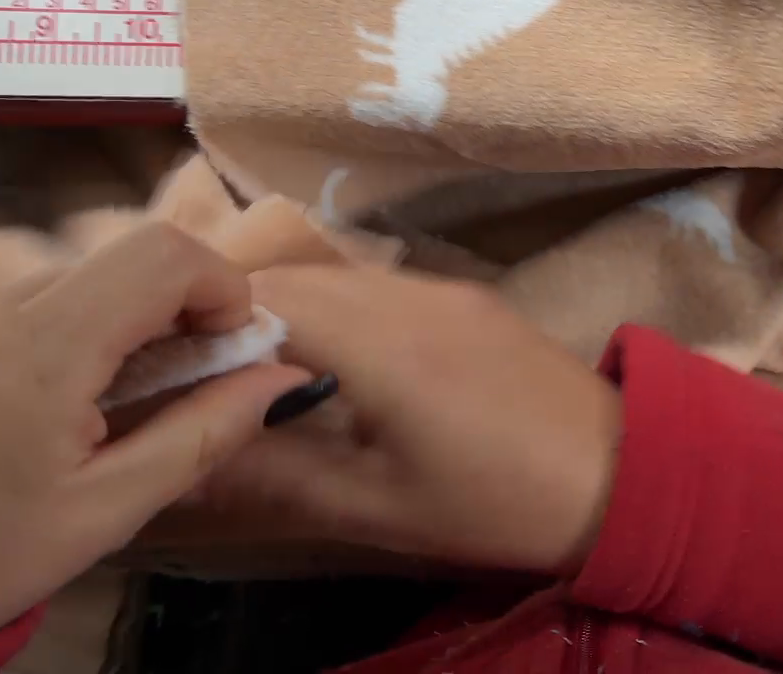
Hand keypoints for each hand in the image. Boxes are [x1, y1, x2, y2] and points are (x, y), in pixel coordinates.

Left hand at [0, 224, 310, 634]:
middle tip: (171, 378)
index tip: (224, 341)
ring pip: (70, 281)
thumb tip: (289, 379)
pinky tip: (23, 395)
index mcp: (28, 360)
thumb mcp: (103, 513)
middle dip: (171, 310)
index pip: (162, 256)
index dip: (218, 283)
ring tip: (88, 397)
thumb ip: (209, 431)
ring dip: (109, 322)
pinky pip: (12, 298)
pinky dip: (51, 329)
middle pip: (122, 265)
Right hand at [193, 266, 621, 575]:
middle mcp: (415, 295)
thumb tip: (191, 453)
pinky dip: (343, 309)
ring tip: (259, 373)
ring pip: (345, 276)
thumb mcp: (379, 507)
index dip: (205, 325)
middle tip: (201, 377)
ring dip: (293, 308)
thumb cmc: (498, 501)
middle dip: (241, 315)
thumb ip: (278, 475)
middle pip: (303, 278)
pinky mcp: (472, 298)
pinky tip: (337, 359)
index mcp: (387, 344)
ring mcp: (449, 289)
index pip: (268, 298)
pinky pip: (386, 286)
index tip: (164, 370)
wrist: (618, 465)